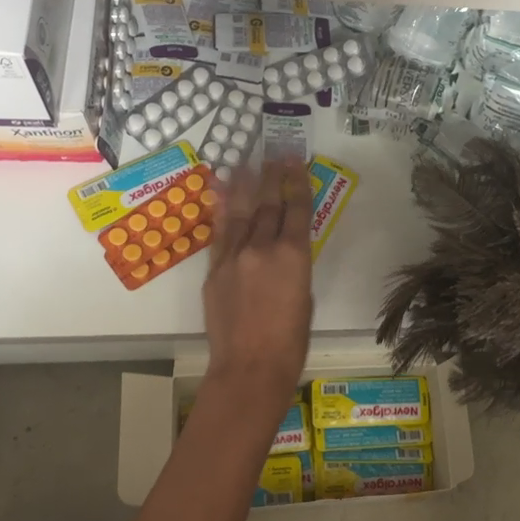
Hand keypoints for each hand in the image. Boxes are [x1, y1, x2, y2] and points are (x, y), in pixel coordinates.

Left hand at [202, 159, 313, 405]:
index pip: (297, 209)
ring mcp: (234, 256)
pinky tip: (223, 190)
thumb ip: (294, 269)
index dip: (297, 182)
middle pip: (269, 203)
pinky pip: (220, 231)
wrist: (249, 368)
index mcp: (294, 256)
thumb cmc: (290, 343)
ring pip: (242, 211)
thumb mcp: (305, 299)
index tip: (296, 161)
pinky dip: (223, 208)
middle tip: (275, 152)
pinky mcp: (214, 269)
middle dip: (273, 175)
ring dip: (246, 183)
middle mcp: (263, 248)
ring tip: (247, 159)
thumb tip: (283, 255)